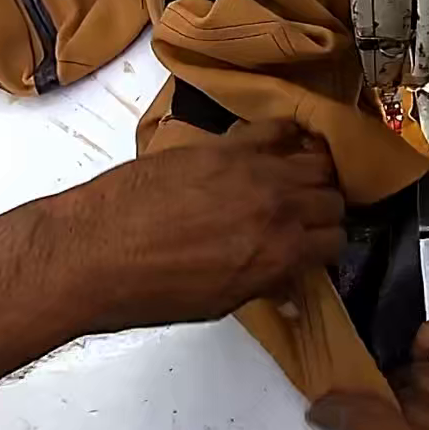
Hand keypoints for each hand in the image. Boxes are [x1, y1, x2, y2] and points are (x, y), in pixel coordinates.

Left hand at [25, 120, 345, 332]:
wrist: (94, 251)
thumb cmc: (151, 290)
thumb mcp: (219, 302)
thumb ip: (265, 282)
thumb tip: (288, 280)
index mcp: (280, 254)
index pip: (334, 241)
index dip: (327, 245)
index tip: (314, 245)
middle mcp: (279, 207)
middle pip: (332, 198)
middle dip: (324, 210)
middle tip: (305, 214)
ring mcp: (255, 169)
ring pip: (316, 161)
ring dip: (313, 173)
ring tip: (297, 179)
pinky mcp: (228, 144)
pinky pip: (277, 127)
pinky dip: (288, 134)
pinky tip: (283, 142)